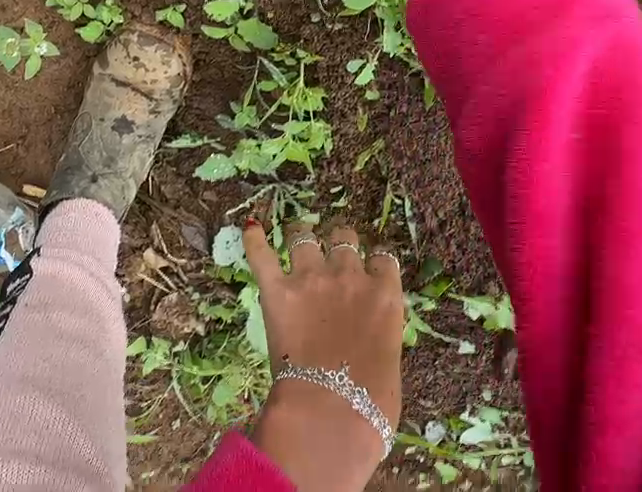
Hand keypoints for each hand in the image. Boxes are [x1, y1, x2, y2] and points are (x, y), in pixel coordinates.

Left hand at [243, 222, 404, 491]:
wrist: (329, 413)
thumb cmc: (370, 404)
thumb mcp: (390, 365)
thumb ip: (380, 338)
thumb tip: (370, 345)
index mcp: (384, 295)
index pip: (384, 259)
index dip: (375, 262)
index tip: (369, 267)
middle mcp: (350, 276)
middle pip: (344, 238)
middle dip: (339, 242)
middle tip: (331, 254)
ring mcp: (312, 279)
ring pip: (304, 237)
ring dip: (301, 236)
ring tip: (297, 236)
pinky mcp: (277, 290)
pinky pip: (262, 255)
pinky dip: (254, 240)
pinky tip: (251, 228)